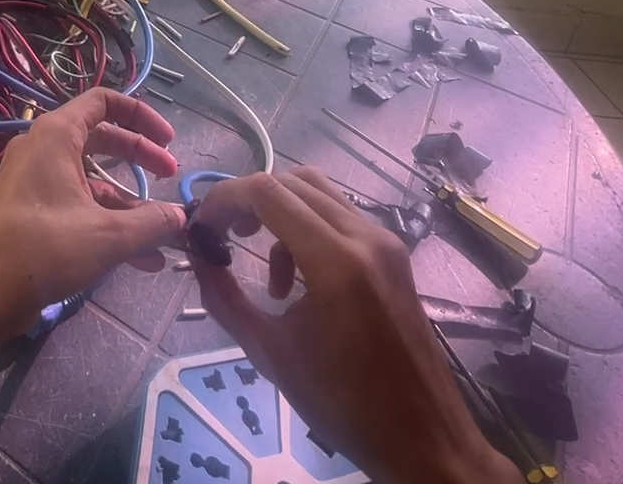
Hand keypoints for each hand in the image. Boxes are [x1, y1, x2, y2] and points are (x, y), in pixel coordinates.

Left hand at [0, 89, 187, 341]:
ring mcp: (33, 179)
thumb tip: (182, 218)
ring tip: (164, 232)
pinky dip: (107, 221)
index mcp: (56, 135)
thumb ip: (152, 223)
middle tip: (170, 177)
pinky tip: (142, 259)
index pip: (103, 101)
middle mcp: (42, 148)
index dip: (141, 115)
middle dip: (139, 157)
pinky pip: (77, 203)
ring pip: (91, 178)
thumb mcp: (107, 235)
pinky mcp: (30, 210)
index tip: (169, 140)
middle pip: (101, 138)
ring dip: (128, 202)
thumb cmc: (43, 249)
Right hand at [192, 168, 519, 483]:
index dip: (223, 200)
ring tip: (254, 249)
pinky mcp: (391, 253)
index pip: (265, 192)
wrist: (426, 441)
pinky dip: (302, 225)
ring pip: (314, 190)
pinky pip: (336, 214)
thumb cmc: (344, 404)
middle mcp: (364, 237)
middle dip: (245, 200)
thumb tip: (196, 255)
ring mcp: (384, 241)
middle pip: (289, 182)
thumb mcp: (268, 352)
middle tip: (222, 234)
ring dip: (275, 209)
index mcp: (336, 262)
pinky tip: (293, 277)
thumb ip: (223, 297)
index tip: (203, 229)